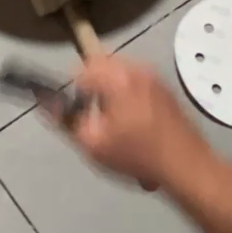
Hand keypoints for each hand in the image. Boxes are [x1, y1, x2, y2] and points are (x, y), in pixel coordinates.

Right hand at [64, 55, 212, 189]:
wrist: (187, 167)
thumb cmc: (137, 155)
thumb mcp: (92, 143)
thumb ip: (64, 118)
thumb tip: (44, 99)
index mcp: (117, 78)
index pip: (80, 69)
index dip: (72, 90)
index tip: (77, 113)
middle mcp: (137, 69)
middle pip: (101, 65)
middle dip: (92, 87)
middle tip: (93, 117)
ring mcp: (155, 77)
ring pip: (119, 73)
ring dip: (110, 90)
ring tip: (114, 121)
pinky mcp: (166, 89)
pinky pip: (136, 81)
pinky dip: (127, 94)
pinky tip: (134, 123)